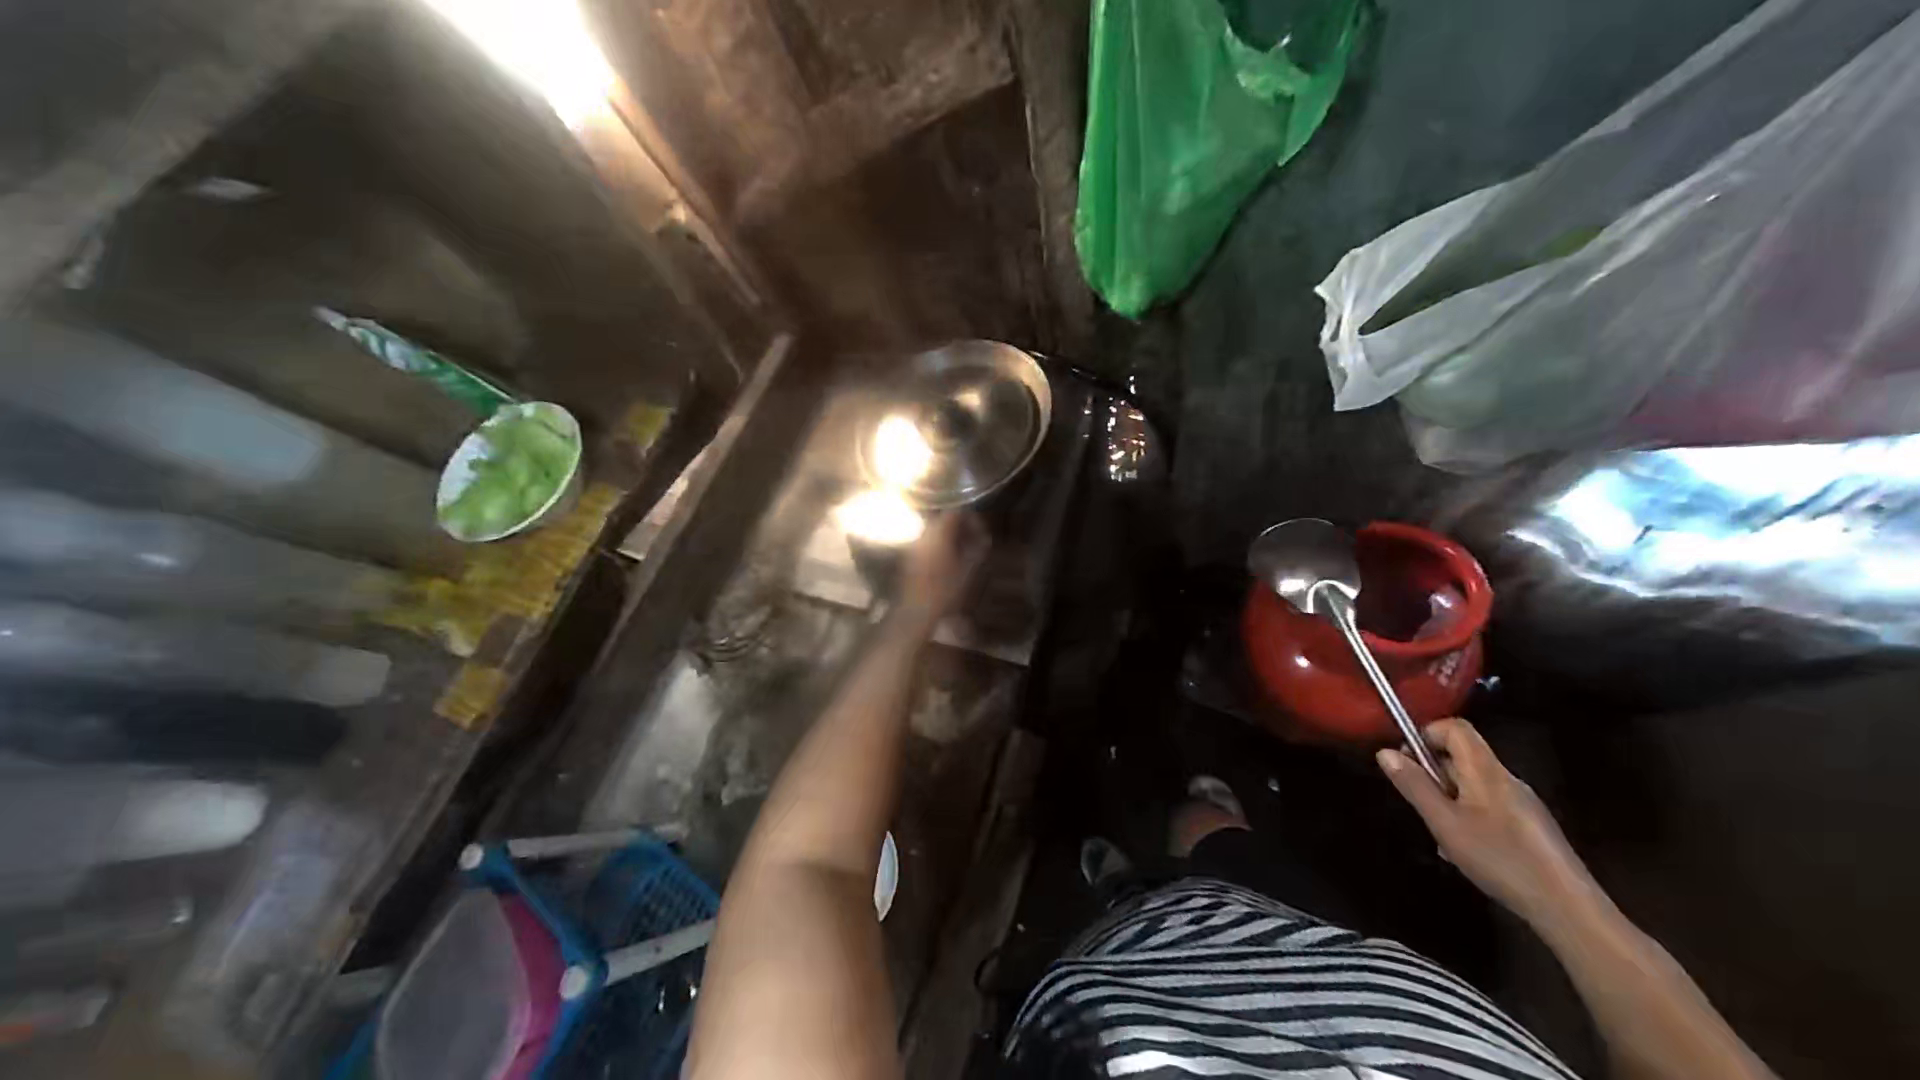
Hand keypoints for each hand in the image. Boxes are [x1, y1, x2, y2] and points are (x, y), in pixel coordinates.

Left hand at [897, 511, 988, 625]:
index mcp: (938, 533)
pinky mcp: (909, 558)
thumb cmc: (945, 590)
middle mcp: (923, 535)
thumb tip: (984, 537)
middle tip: (975, 541)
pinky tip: (949, 562)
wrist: (916, 612)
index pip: (955, 513)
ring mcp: (914, 546)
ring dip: (950, 538)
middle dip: (961, 528)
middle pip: (943, 521)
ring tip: (964, 552)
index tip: (981, 531)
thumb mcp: (969, 570)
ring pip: (935, 533)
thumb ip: (978, 548)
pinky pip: (927, 544)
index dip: (971, 519)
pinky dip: (940, 547)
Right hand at [1378, 718, 1605, 927]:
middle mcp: (1506, 779)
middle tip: (1422, 807)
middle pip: (1461, 756)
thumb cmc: (1501, 859)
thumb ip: (1414, 785)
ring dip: (1448, 800)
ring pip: (1472, 785)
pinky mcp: (1530, 826)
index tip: (1408, 761)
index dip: (1427, 733)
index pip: (1455, 727)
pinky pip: (1488, 806)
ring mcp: (1522, 803)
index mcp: (1486, 770)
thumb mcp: (1444, 823)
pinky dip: (1467, 817)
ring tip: (1442, 836)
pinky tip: (1467, 852)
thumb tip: (1384, 751)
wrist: (1569, 909)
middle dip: (1433, 775)